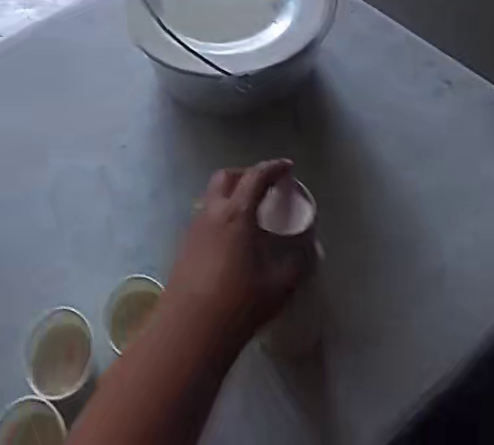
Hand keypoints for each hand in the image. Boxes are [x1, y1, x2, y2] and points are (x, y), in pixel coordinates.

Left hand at [164, 160, 305, 350]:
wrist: (191, 327)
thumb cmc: (239, 303)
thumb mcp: (279, 286)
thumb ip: (297, 264)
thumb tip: (307, 251)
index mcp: (236, 213)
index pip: (255, 177)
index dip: (273, 168)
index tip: (287, 166)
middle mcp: (212, 212)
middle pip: (226, 176)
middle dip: (246, 174)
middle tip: (266, 186)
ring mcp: (195, 226)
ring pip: (212, 195)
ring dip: (231, 193)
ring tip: (251, 212)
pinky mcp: (186, 243)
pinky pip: (206, 215)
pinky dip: (222, 213)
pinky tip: (234, 237)